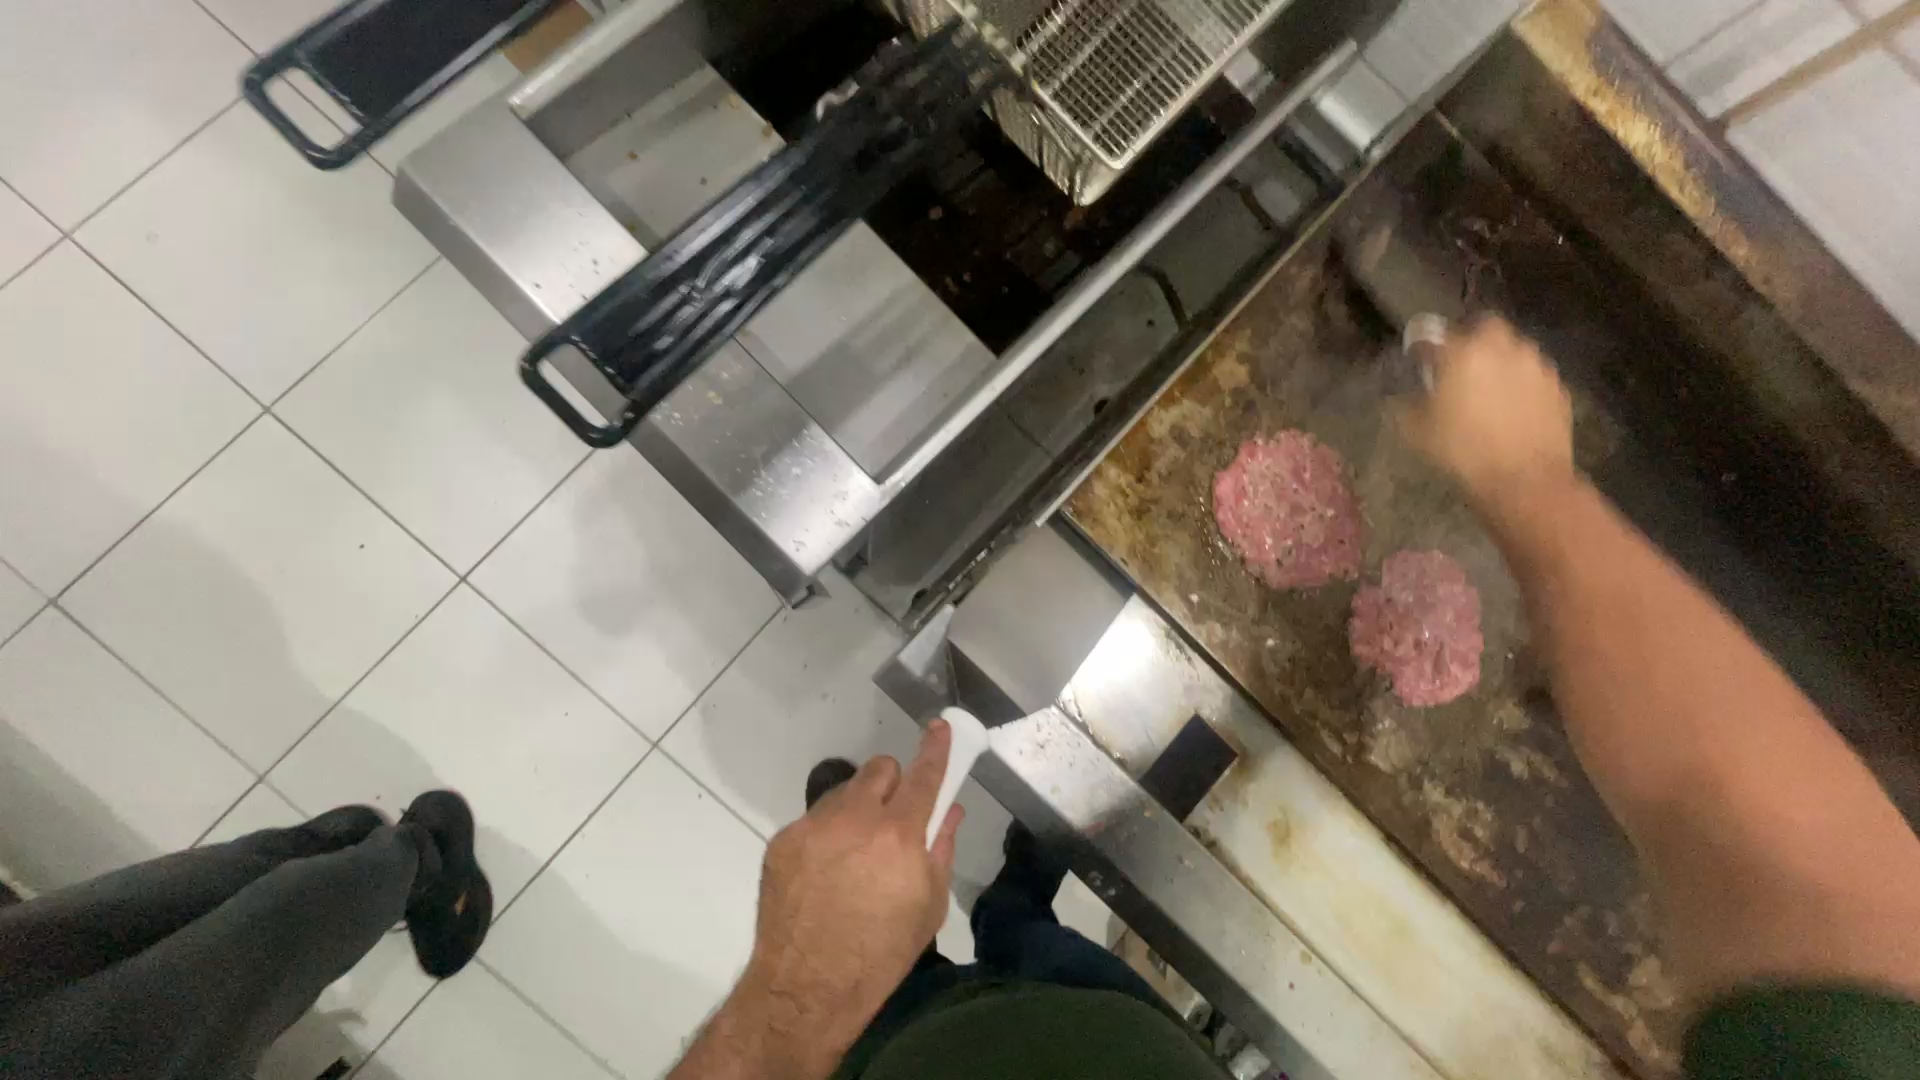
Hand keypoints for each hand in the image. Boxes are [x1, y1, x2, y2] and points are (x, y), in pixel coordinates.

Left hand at [737, 723, 964, 1073]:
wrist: (805, 991)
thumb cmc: (881, 954)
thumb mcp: (929, 906)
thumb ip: (941, 848)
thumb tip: (949, 810)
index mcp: (898, 835)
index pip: (924, 775)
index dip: (936, 749)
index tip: (941, 727)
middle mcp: (855, 818)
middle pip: (880, 769)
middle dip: (892, 784)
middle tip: (893, 819)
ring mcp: (813, 826)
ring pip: (845, 792)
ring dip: (858, 809)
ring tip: (853, 857)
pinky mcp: (783, 840)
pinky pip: (815, 820)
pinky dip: (826, 836)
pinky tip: (823, 875)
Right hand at [1396, 315, 1575, 511]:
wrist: (1523, 478)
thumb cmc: (1462, 451)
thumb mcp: (1416, 432)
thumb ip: (1406, 406)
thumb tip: (1403, 397)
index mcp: (1462, 354)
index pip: (1435, 337)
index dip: (1423, 347)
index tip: (1417, 360)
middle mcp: (1503, 349)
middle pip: (1486, 327)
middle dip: (1471, 339)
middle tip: (1458, 364)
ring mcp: (1536, 366)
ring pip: (1514, 349)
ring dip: (1499, 360)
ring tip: (1486, 388)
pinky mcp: (1557, 386)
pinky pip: (1532, 375)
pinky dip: (1520, 383)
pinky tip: (1510, 408)